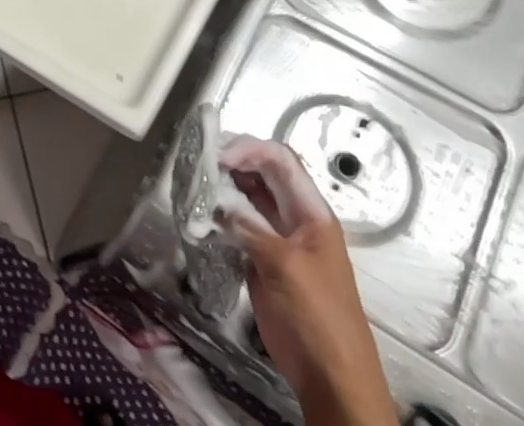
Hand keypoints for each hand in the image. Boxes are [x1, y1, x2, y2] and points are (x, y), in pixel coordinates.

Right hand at [215, 137, 397, 425]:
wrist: (330, 374)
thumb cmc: (318, 317)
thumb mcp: (285, 267)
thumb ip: (251, 230)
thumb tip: (216, 206)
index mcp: (312, 213)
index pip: (281, 161)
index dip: (249, 149)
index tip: (217, 157)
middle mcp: (295, 219)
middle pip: (263, 175)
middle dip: (232, 164)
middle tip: (197, 166)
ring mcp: (278, 240)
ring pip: (248, 200)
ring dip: (222, 190)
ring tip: (193, 187)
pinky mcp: (261, 261)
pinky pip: (239, 227)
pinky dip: (219, 218)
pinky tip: (199, 217)